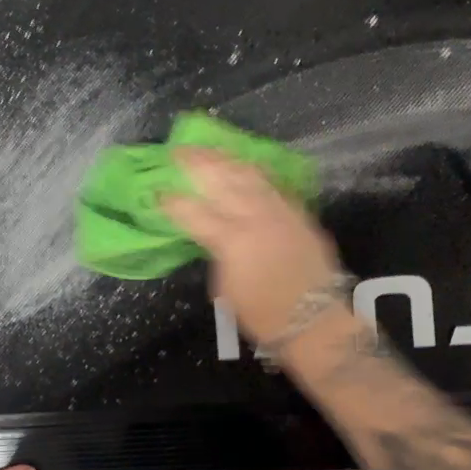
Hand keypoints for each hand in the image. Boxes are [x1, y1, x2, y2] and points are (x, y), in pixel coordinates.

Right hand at [161, 147, 346, 342]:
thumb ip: (216, 252)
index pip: (193, 211)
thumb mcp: (225, 286)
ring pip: (249, 175)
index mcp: (231, 239)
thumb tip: (211, 234)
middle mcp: (255, 217)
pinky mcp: (299, 213)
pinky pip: (273, 184)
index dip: (172, 201)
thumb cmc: (262, 313)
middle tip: (179, 151)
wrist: (313, 319)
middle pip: (222, 180)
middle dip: (198, 163)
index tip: (157, 191)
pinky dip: (255, 172)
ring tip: (209, 150)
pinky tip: (245, 165)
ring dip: (226, 160)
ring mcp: (280, 211)